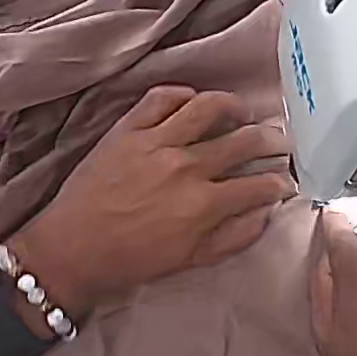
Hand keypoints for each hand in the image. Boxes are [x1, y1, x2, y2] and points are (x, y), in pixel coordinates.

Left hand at [11, 86, 297, 318]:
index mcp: (203, 204)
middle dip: (270, 140)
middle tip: (278, 141)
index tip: (284, 182)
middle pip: (243, 141)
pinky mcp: (128, 130)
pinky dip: (181, 95)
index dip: (279, 183)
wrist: (72, 250)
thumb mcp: (191, 261)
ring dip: (232, 106)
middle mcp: (186, 167)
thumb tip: (265, 213)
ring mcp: (155, 142)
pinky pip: (160, 98)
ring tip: (241, 111)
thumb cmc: (133, 261)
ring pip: (206, 107)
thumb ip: (234, 237)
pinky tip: (191, 101)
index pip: (258, 185)